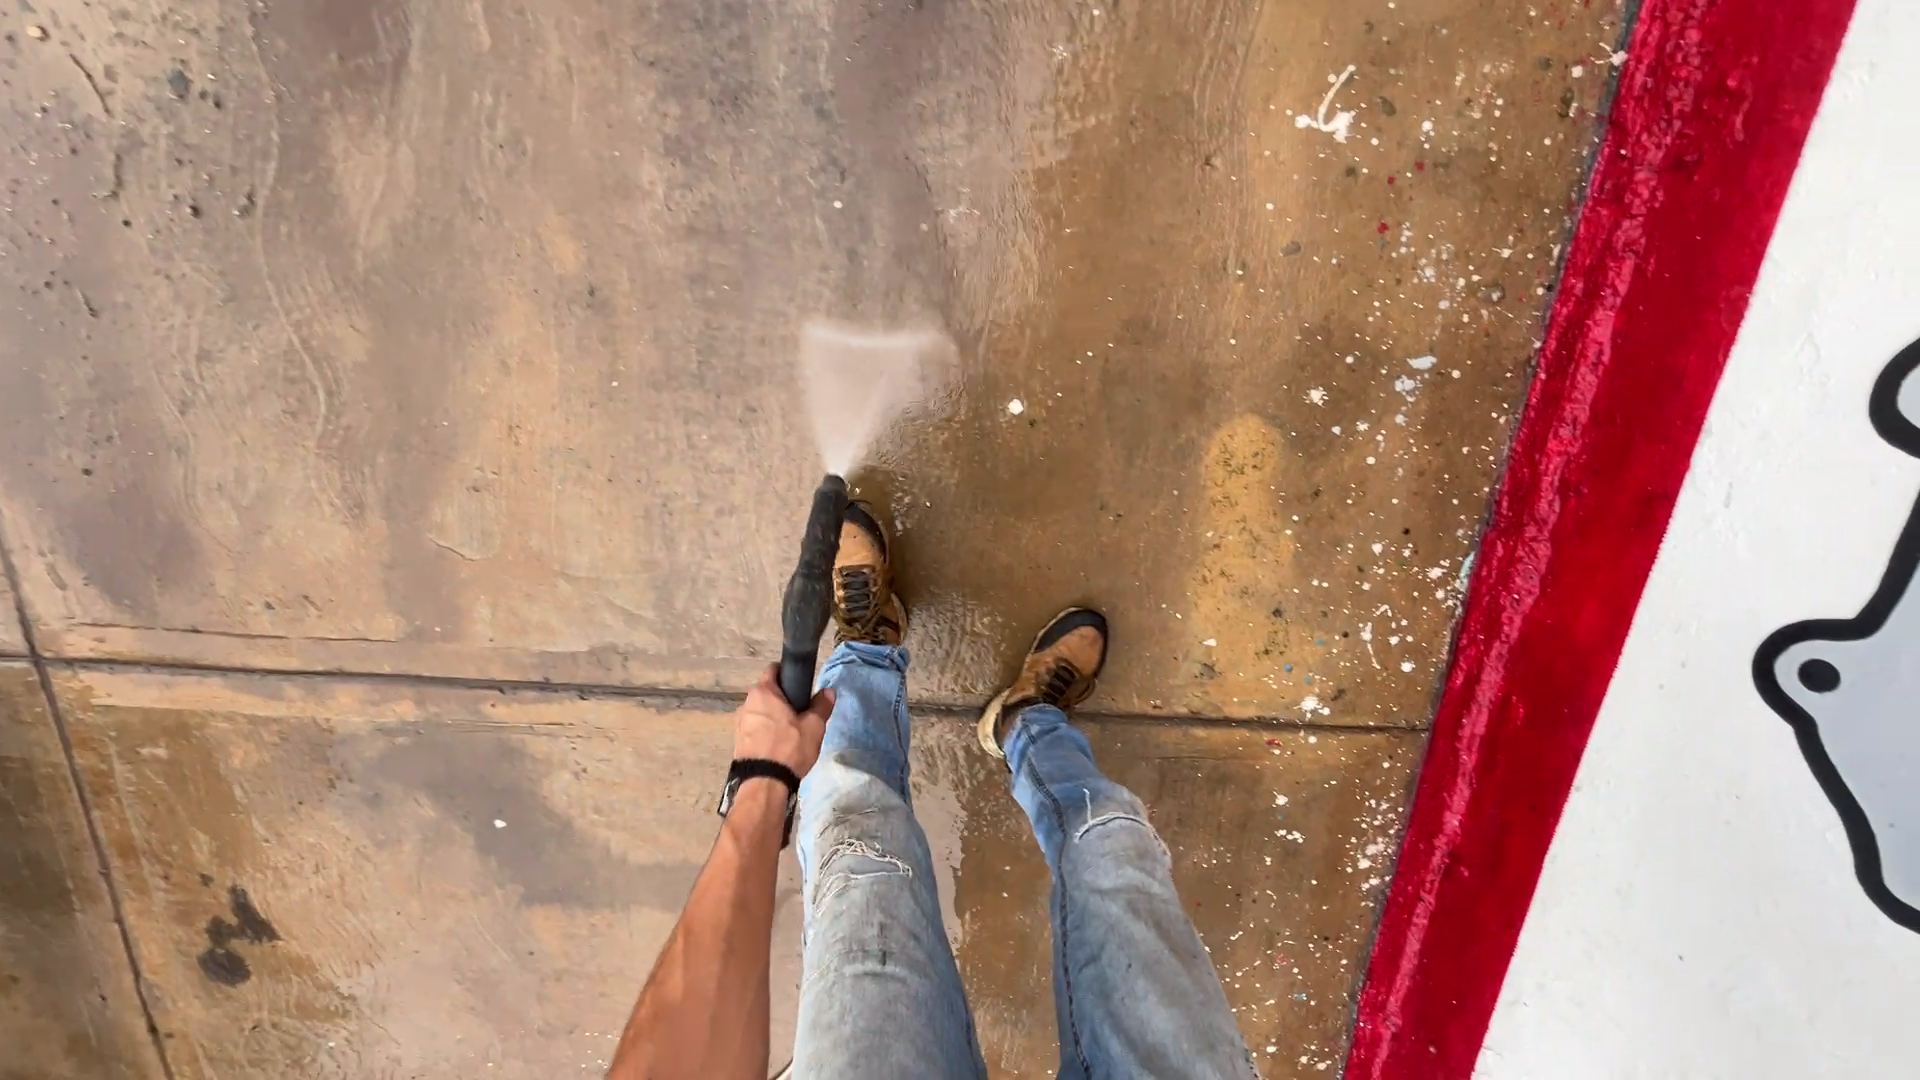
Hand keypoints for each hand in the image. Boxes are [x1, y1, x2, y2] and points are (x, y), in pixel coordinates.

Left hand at [732, 666, 833, 777]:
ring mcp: (739, 723)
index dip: (788, 674)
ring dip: (773, 717)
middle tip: (801, 713)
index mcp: (763, 692)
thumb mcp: (814, 726)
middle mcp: (746, 703)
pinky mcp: (738, 742)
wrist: (764, 784)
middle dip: (782, 700)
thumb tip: (829, 692)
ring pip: (760, 712)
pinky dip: (765, 732)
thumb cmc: (789, 747)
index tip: (801, 685)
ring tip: (790, 733)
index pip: (774, 670)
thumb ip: (821, 706)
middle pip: (767, 693)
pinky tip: (778, 746)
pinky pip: (754, 729)